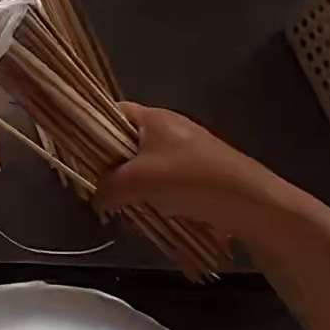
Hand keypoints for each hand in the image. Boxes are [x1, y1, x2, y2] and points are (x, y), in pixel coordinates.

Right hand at [94, 104, 299, 242]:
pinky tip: (151, 217)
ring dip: (131, 188)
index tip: (79, 156)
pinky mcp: (196, 174)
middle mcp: (167, 128)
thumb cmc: (191, 179)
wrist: (251, 203)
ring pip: (142, 166)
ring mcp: (184, 151)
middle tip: (101, 191)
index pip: (112, 112)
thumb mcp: (139, 181)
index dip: (91, 129)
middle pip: (125, 142)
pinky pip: (162, 182)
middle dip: (111, 168)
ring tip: (125, 210)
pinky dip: (152, 197)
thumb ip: (108, 188)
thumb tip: (95, 200)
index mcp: (153, 118)